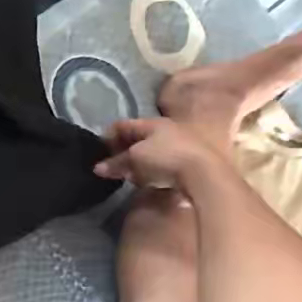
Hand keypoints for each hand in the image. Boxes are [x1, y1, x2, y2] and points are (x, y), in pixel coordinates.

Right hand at [93, 116, 219, 189]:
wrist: (203, 172)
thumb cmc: (165, 158)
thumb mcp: (135, 159)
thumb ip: (117, 162)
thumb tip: (98, 168)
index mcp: (152, 123)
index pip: (124, 124)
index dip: (109, 134)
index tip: (99, 148)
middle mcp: (167, 129)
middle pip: (138, 136)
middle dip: (123, 148)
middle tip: (111, 162)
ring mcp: (180, 144)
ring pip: (151, 149)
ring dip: (138, 159)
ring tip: (128, 173)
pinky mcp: (189, 160)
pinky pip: (163, 161)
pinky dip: (151, 168)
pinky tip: (148, 178)